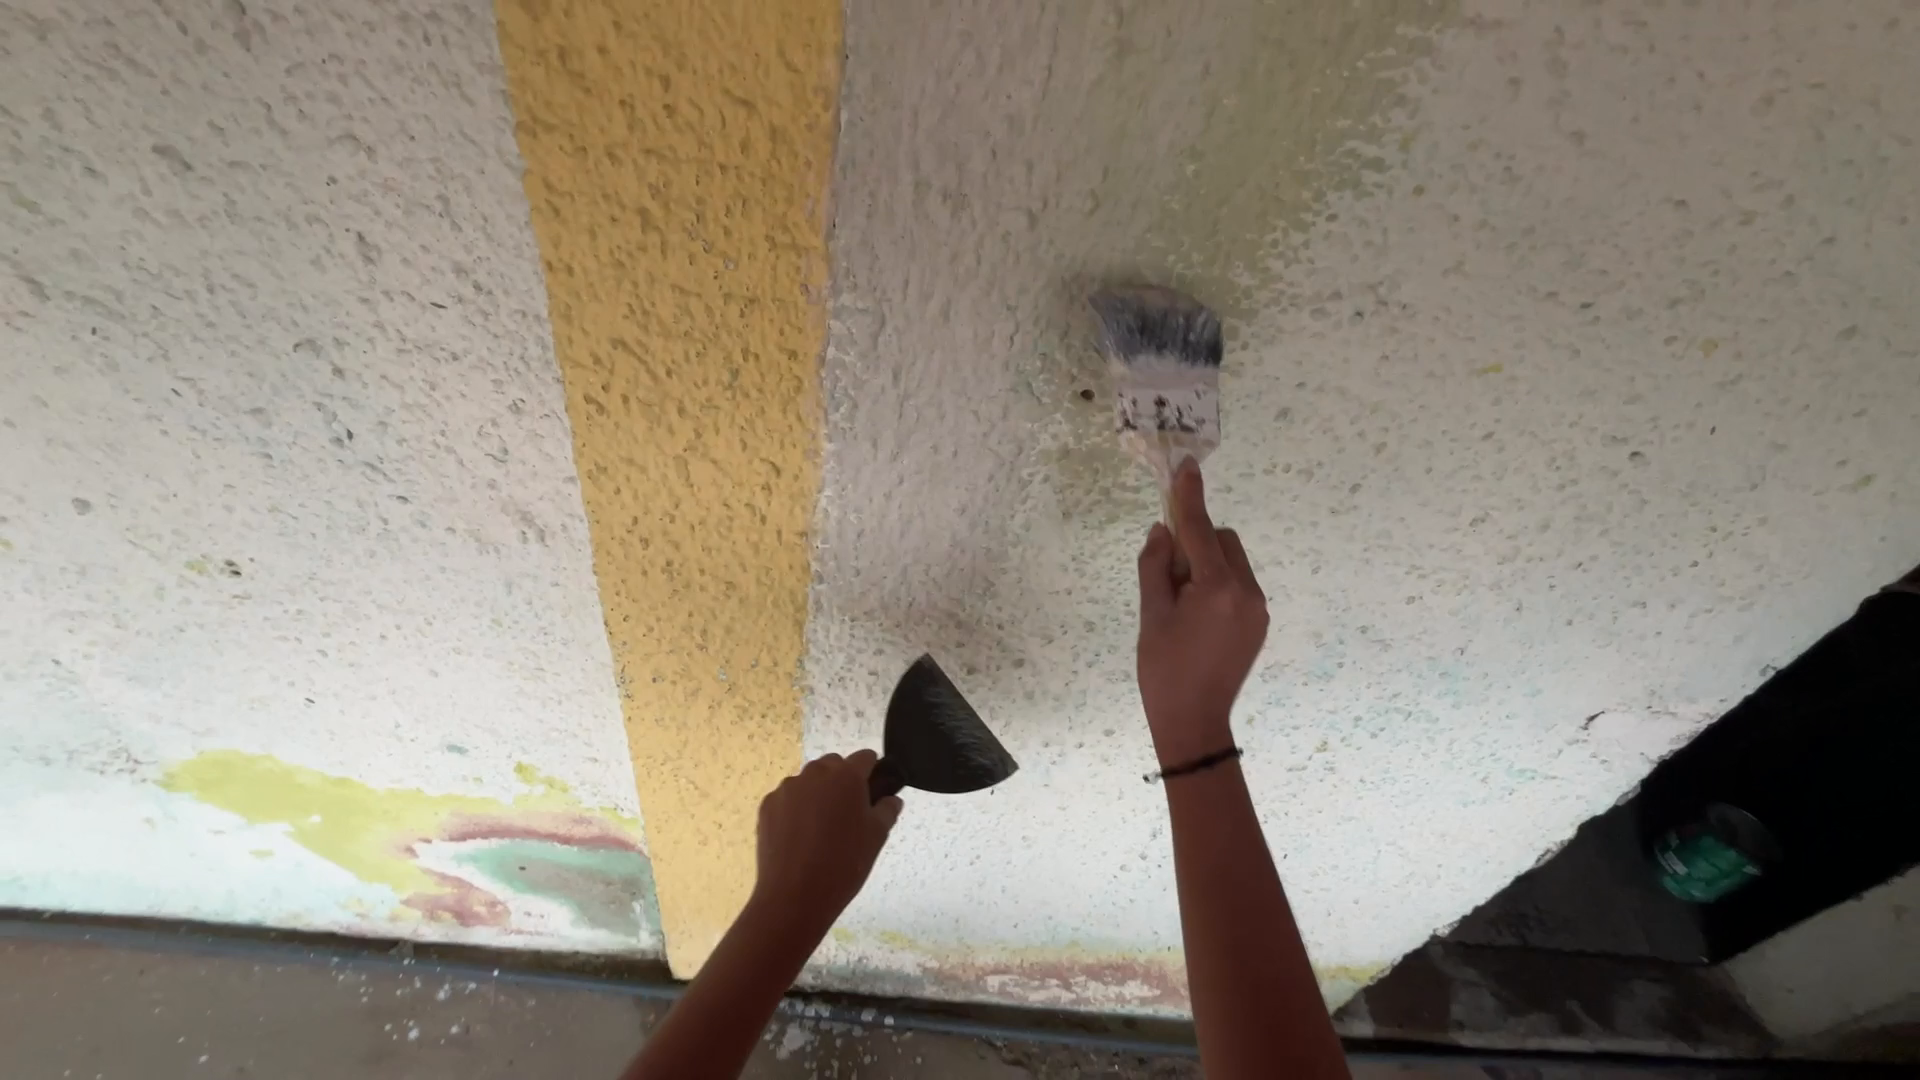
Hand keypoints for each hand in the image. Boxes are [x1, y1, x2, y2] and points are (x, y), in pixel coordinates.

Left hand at [749, 750, 902, 932]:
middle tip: (847, 813)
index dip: (872, 771)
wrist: (794, 897)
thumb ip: (887, 810)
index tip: (873, 791)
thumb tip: (891, 799)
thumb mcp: (877, 838)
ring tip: (820, 828)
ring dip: (818, 793)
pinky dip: (795, 808)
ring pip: (808, 780)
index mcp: (846, 776)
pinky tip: (799, 836)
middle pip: (834, 764)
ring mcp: (787, 788)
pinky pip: (787, 798)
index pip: (865, 757)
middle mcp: (815, 773)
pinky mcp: (767, 805)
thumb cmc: (844, 864)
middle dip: (842, 780)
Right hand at [1137, 460, 1269, 765]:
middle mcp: (1247, 591)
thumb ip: (1155, 566)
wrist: (1194, 721)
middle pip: (1220, 540)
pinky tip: (1197, 616)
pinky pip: (1237, 583)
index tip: (1185, 466)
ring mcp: (1258, 607)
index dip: (1188, 497)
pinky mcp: (1259, 621)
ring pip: (1231, 560)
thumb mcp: (1151, 614)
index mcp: (1217, 588)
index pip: (1199, 530)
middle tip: (1166, 578)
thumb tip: (1162, 531)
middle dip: (1194, 544)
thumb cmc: (1163, 669)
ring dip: (1206, 564)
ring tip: (1181, 602)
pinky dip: (1216, 583)